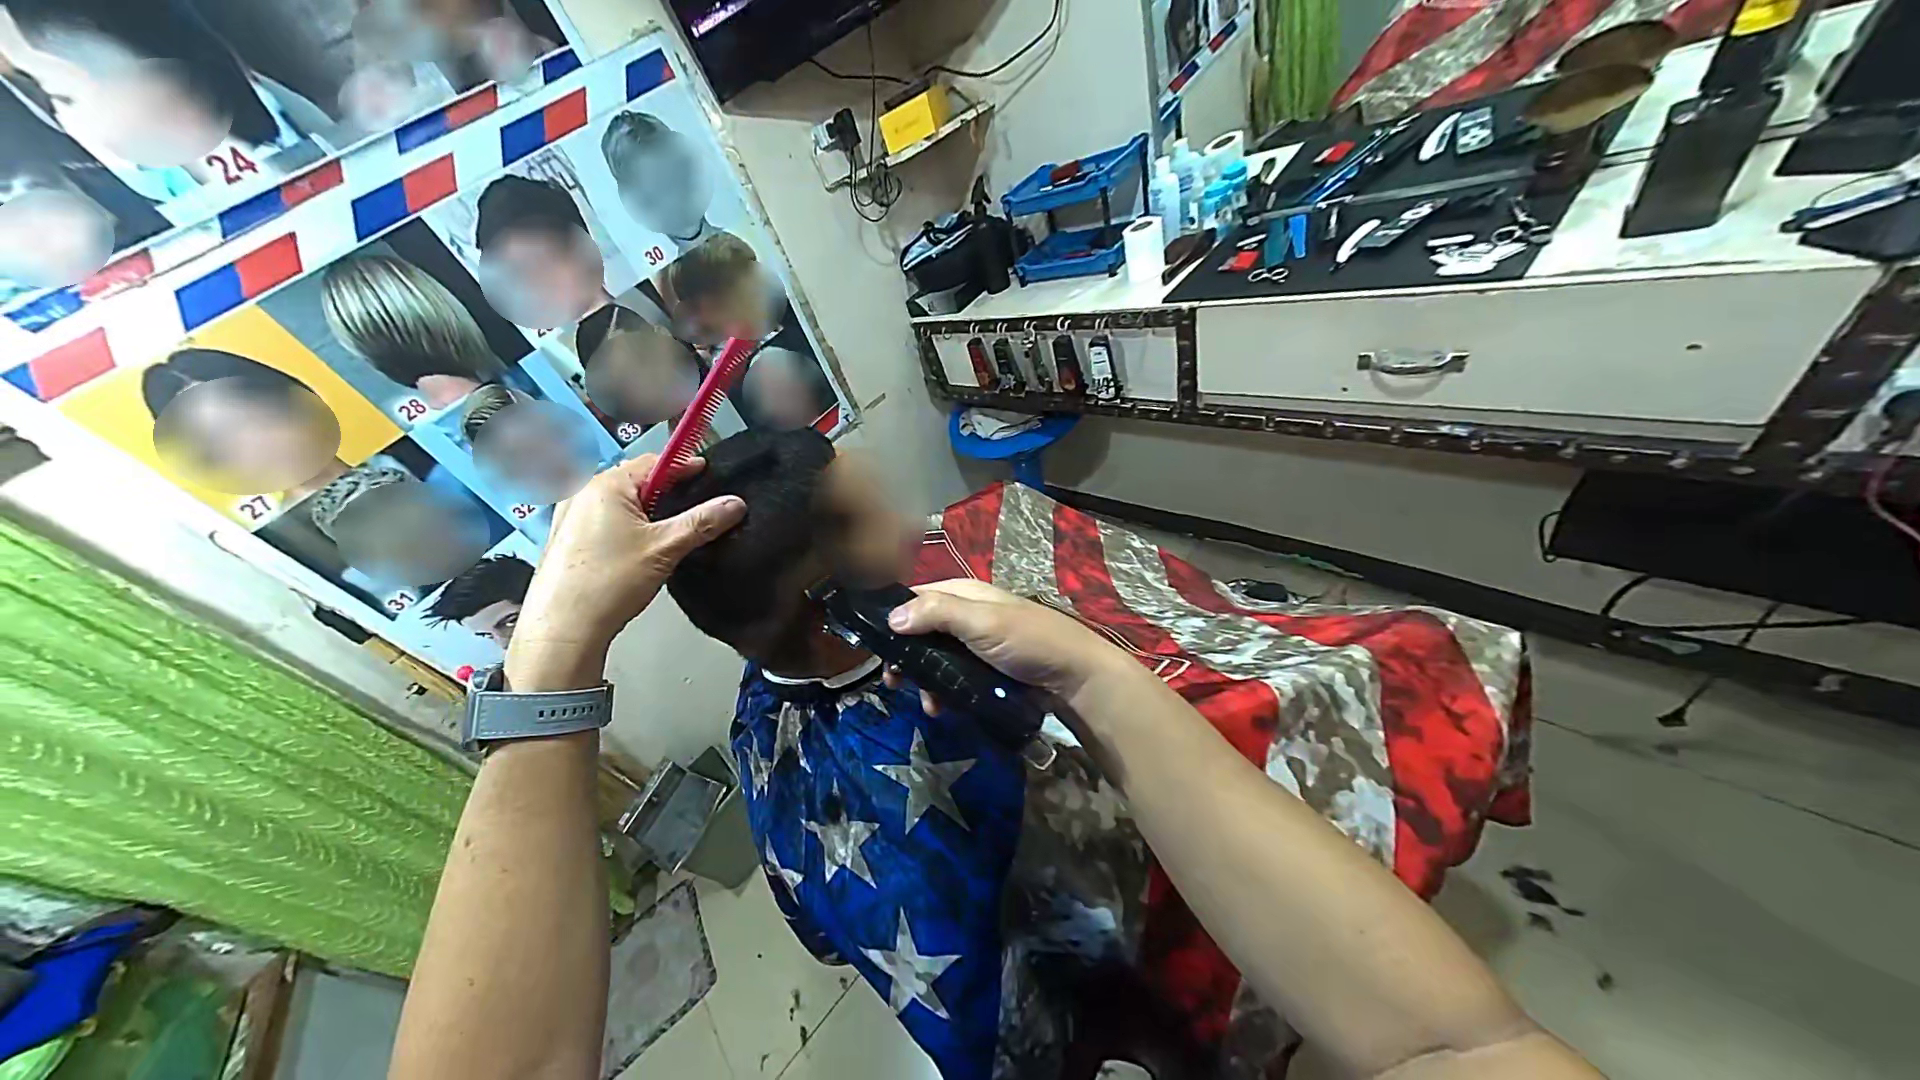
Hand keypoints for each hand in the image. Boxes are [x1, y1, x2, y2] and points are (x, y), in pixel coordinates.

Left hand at [508, 455, 743, 680]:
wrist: (564, 629)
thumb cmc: (609, 582)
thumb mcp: (666, 548)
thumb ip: (703, 521)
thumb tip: (735, 503)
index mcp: (605, 485)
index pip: (654, 462)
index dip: (685, 467)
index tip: (708, 473)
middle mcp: (582, 492)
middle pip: (636, 480)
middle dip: (666, 490)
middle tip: (694, 507)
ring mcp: (569, 515)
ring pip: (620, 501)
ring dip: (646, 510)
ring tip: (669, 532)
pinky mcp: (566, 538)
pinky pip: (604, 519)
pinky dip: (627, 524)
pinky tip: (639, 548)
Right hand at [882, 579, 1137, 712]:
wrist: (1076, 679)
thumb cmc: (1029, 641)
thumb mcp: (982, 622)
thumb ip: (937, 614)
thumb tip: (891, 616)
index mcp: (966, 594)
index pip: (918, 596)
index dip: (894, 616)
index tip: (874, 644)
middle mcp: (968, 615)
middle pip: (923, 631)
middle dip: (906, 656)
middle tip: (892, 681)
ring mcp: (977, 645)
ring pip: (936, 659)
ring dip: (924, 680)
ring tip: (925, 702)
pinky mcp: (986, 672)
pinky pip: (954, 678)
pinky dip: (943, 691)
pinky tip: (941, 708)